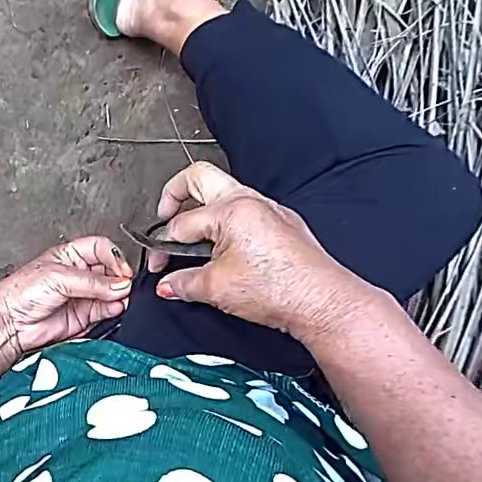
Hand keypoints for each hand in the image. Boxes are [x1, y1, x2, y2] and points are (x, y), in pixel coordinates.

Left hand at [0, 236, 133, 363]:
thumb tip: (120, 284)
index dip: (114, 257)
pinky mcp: (84, 315)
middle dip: (120, 277)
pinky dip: (115, 309)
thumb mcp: (58, 278)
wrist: (10, 323)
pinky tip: (114, 308)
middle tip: (123, 285)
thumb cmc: (21, 293)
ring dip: (120, 295)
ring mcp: (83, 295)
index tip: (121, 270)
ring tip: (120, 298)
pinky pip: (107, 310)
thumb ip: (92, 282)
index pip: (102, 248)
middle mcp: (79, 274)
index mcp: (70, 255)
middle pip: (111, 270)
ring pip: (112, 292)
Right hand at [150, 162, 381, 338]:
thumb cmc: (282, 290)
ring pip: (223, 194)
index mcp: (232, 209)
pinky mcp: (280, 225)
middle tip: (164, 215)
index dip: (162, 247)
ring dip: (201, 212)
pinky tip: (220, 251)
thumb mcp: (215, 288)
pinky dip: (224, 226)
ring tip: (191, 239)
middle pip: (199, 178)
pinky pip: (243, 213)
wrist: (323, 304)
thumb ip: (182, 282)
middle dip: (174, 194)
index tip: (157, 265)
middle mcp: (251, 201)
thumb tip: (167, 284)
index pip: (181, 223)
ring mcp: (269, 211)